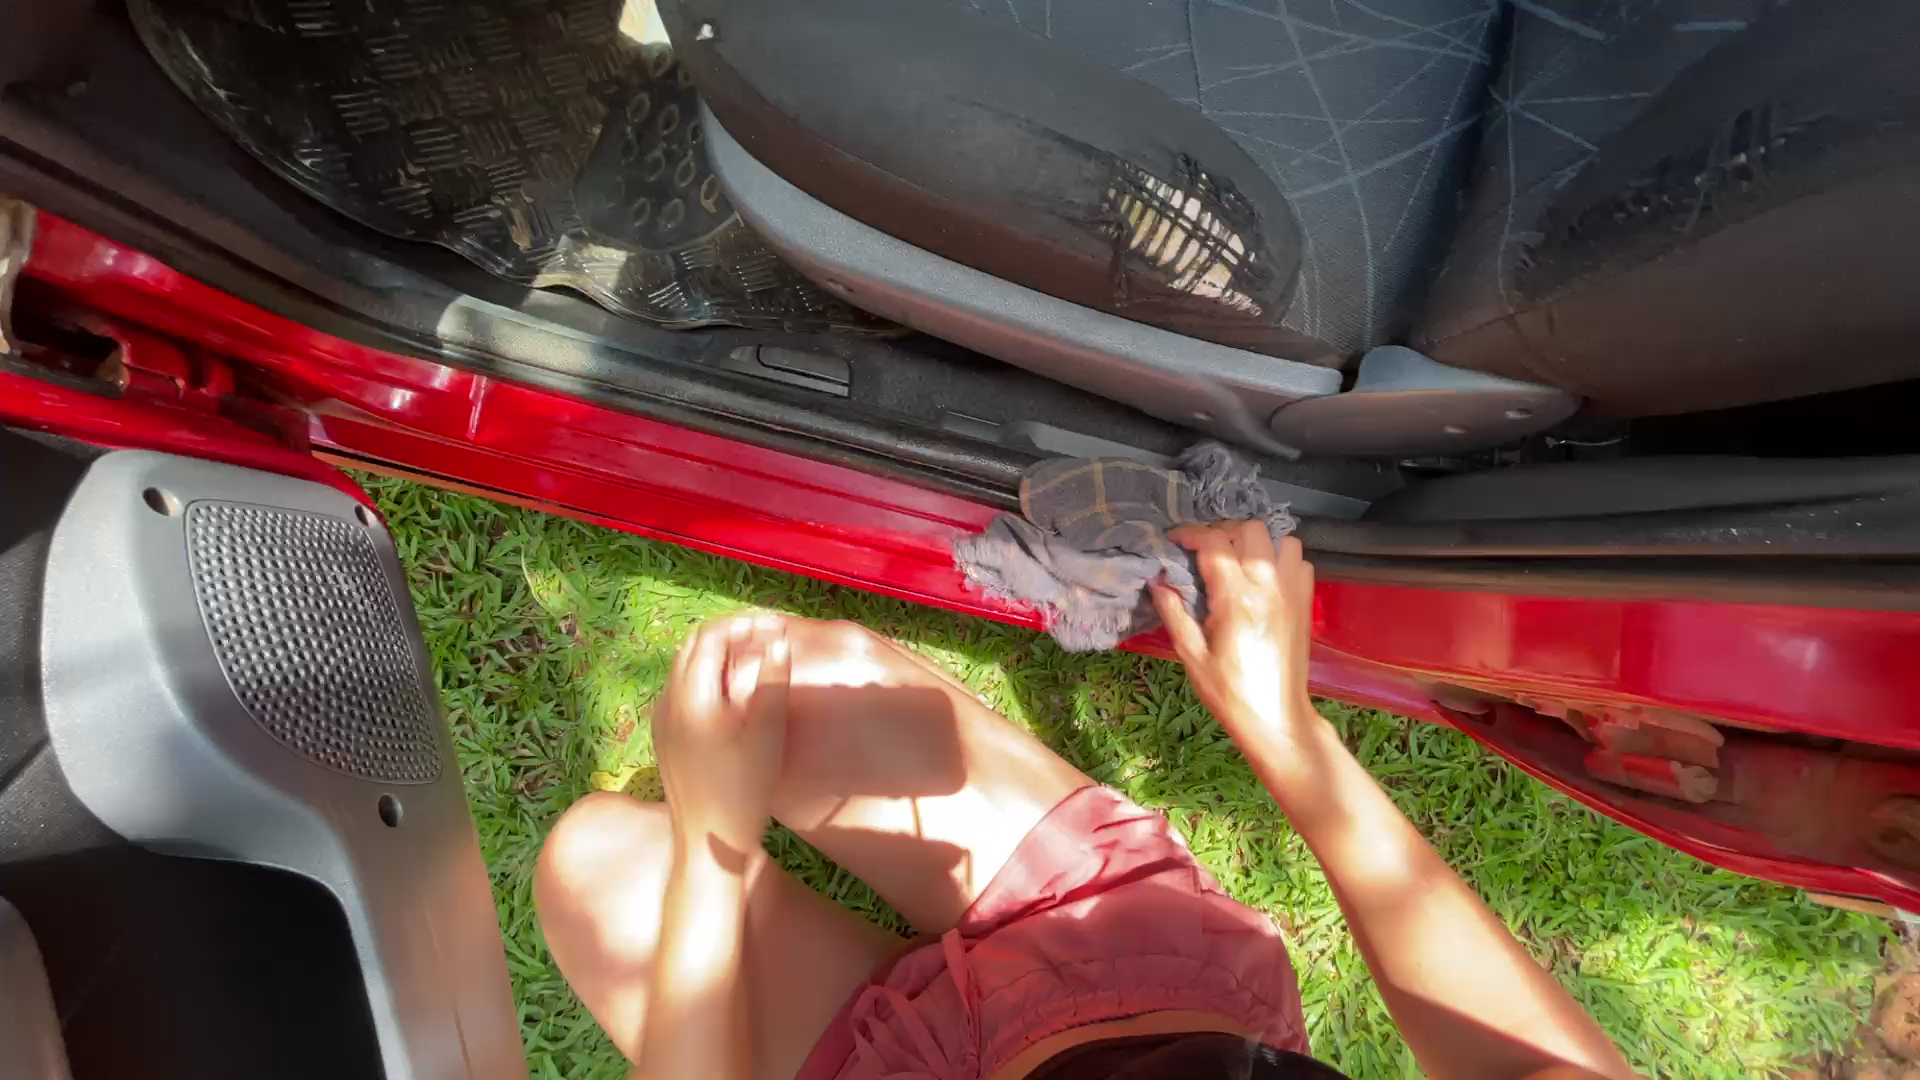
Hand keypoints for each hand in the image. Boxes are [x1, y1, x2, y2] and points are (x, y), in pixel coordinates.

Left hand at [654, 615, 790, 859]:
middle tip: (768, 637)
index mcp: (690, 697)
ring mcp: (662, 719)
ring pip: (686, 665)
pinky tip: (735, 689)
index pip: (711, 637)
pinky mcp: (666, 735)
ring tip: (756, 657)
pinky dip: (709, 673)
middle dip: (731, 633)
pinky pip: (683, 686)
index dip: (744, 624)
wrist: (707, 844)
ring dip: (719, 652)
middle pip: (695, 646)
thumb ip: (772, 682)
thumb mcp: (766, 734)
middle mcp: (668, 701)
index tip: (776, 626)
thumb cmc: (743, 791)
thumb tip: (777, 640)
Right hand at [1150, 521, 1314, 742]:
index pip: (1213, 543)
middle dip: (1222, 532)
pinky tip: (1263, 576)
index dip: (1190, 534)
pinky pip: (1299, 560)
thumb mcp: (1190, 654)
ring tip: (1236, 559)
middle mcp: (1268, 586)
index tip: (1174, 541)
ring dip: (1256, 542)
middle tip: (1204, 551)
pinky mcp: (1305, 602)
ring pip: (1280, 539)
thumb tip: (1158, 581)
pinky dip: (1281, 558)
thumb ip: (1174, 612)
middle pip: (1250, 530)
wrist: (1276, 717)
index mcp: (1235, 598)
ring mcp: (1292, 591)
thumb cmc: (1228, 691)